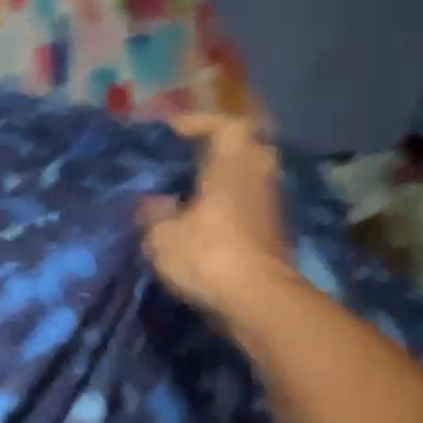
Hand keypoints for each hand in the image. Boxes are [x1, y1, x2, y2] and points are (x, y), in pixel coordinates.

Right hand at [138, 114, 292, 316]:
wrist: (255, 299)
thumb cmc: (206, 255)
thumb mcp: (161, 234)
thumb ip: (153, 211)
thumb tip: (153, 201)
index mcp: (233, 164)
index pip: (223, 125)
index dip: (197, 123)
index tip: (168, 131)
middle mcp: (257, 175)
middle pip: (243, 146)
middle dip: (215, 148)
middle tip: (183, 157)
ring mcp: (269, 203)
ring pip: (245, 175)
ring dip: (219, 177)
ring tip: (184, 188)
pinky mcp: (269, 229)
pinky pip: (244, 201)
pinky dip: (224, 201)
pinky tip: (198, 216)